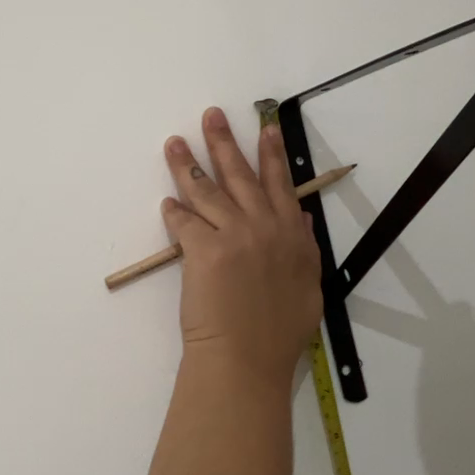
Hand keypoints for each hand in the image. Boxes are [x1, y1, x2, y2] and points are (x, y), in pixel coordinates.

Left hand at [161, 108, 321, 385]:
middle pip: (240, 174)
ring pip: (206, 190)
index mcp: (291, 235)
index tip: (266, 127)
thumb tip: (303, 221)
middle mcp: (263, 227)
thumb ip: (305, 250)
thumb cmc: (279, 333)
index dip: (272, 153)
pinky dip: (174, 211)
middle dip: (223, 141)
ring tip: (173, 143)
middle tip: (211, 114)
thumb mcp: (308, 288)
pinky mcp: (203, 249)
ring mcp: (233, 235)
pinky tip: (166, 202)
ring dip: (187, 163)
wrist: (247, 360)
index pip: (280, 184)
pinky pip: (184, 221)